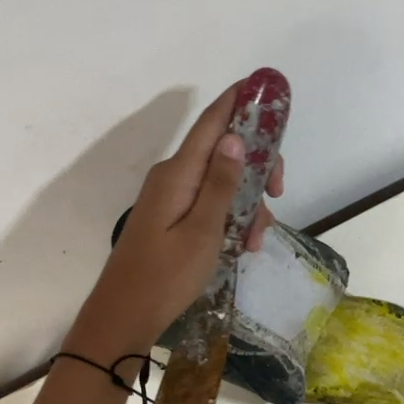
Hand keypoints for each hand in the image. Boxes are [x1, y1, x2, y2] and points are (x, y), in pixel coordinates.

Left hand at [79, 79, 284, 344]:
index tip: (265, 86)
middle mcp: (174, 177)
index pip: (212, 123)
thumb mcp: (204, 231)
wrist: (125, 317)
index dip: (238, 101)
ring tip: (256, 240)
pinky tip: (243, 245)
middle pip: (224, 152)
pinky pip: (211, 203)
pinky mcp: (173, 217)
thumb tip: (236, 139)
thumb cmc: (166, 276)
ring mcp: (172, 197)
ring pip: (223, 182)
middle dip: (257, 167)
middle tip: (279, 194)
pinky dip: (232, 218)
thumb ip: (222, 184)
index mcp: (178, 174)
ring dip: (247, 204)